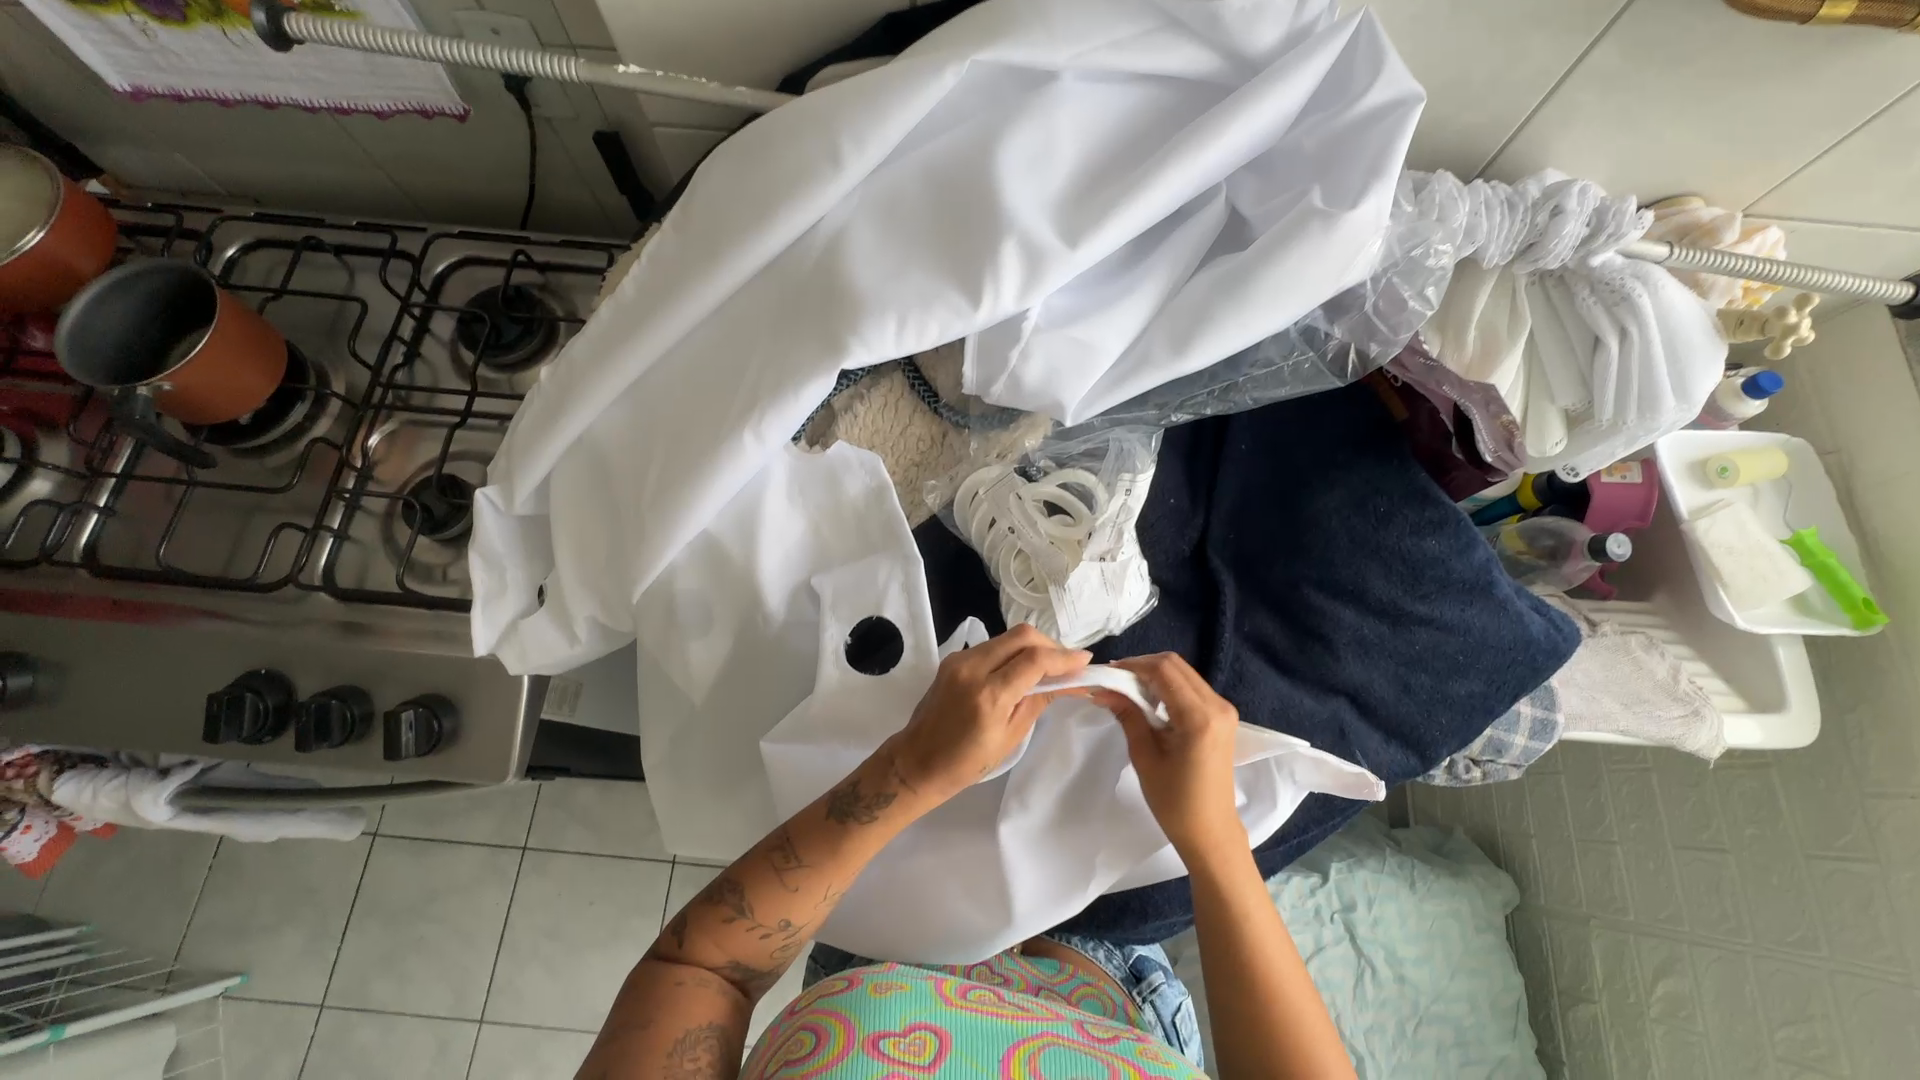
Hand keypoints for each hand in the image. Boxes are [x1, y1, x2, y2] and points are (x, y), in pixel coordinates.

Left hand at [888, 624, 1090, 799]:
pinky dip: (1013, 652)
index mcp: (989, 694)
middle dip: (1051, 645)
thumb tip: (1070, 681)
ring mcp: (959, 659)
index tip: (1086, 662)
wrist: (917, 761)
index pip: (1034, 659)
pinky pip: (991, 646)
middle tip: (1069, 664)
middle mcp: (972, 668)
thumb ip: (1040, 701)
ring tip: (1050, 667)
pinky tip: (1023, 669)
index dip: (1065, 657)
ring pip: (1007, 637)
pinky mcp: (953, 659)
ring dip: (1033, 646)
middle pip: (1022, 635)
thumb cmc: (967, 762)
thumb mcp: (1011, 736)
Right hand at [1093, 653, 1245, 858]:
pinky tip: (1149, 704)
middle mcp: (1217, 705)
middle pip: (1175, 665)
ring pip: (1183, 673)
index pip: (1163, 670)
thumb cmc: (1175, 802)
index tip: (1106, 675)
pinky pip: (1191, 688)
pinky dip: (1168, 688)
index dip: (1132, 666)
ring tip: (1128, 693)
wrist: (1211, 831)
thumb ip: (1128, 715)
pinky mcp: (1222, 717)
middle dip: (1142, 667)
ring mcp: (1224, 710)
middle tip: (1115, 683)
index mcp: (1199, 717)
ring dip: (1154, 676)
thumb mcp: (1144, 757)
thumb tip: (1103, 690)